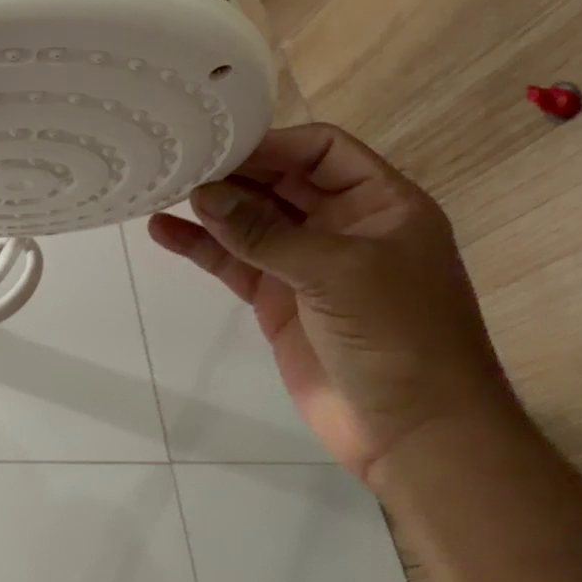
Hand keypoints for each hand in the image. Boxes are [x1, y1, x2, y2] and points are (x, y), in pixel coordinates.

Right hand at [148, 123, 519, 485]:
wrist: (418, 439)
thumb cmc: (400, 337)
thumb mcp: (337, 272)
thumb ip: (264, 232)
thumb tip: (200, 193)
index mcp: (381, 204)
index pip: (322, 150)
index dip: (274, 143)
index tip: (221, 142)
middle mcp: (343, 225)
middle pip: (281, 180)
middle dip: (234, 171)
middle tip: (181, 160)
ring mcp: (308, 264)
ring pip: (251, 220)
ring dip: (212, 206)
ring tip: (163, 189)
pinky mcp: (278, 300)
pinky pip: (234, 261)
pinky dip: (202, 246)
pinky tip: (163, 231)